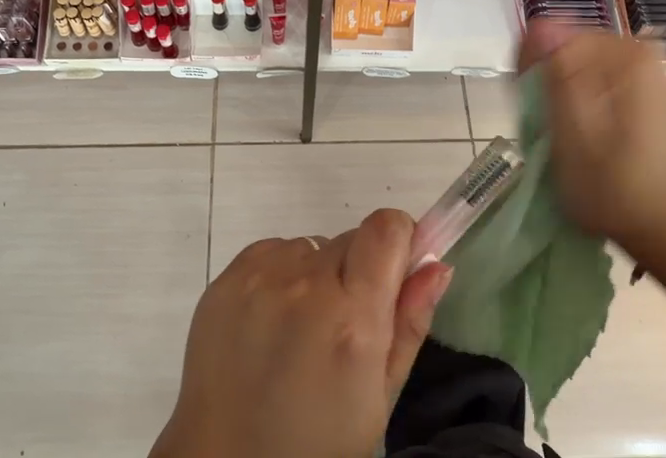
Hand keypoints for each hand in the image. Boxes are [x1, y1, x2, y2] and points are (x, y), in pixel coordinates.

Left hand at [151, 209, 454, 457]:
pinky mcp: (228, 277)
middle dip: (360, 268)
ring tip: (303, 327)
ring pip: (311, 246)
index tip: (397, 269)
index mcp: (351, 319)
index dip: (399, 240)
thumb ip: (410, 323)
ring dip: (317, 273)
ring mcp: (261, 277)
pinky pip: (272, 251)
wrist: (228, 455)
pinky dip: (282, 275)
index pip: (385, 229)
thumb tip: (438, 263)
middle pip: (350, 237)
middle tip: (346, 320)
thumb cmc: (318, 438)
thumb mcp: (380, 396)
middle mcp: (306, 285)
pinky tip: (273, 320)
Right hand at [520, 21, 665, 291]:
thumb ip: (554, 73)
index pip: (554, 37)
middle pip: (569, 50)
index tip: (533, 110)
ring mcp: (649, 71)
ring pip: (581, 66)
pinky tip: (588, 135)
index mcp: (624, 55)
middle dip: (551, 83)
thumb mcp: (572, 134)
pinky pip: (600, 81)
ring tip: (568, 135)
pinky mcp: (650, 91)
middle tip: (549, 128)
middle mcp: (640, 52)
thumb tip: (538, 22)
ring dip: (566, 95)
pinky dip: (586, 102)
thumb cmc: (617, 188)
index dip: (534, 72)